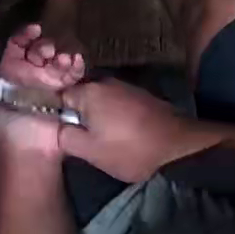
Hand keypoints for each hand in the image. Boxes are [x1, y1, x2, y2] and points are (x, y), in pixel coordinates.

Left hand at [0, 24, 85, 161]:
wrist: (26, 146)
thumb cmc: (3, 120)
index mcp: (12, 69)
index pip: (20, 44)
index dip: (26, 34)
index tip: (34, 30)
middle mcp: (32, 73)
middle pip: (41, 49)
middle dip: (45, 45)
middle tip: (47, 51)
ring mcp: (51, 81)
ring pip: (58, 59)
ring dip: (62, 55)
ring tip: (61, 60)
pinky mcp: (67, 92)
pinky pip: (74, 74)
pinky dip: (76, 65)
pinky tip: (75, 62)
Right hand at [60, 79, 218, 182]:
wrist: (178, 146)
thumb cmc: (130, 149)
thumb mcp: (91, 151)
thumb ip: (66, 137)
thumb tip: (56, 128)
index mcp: (90, 91)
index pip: (60, 96)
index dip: (58, 114)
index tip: (63, 131)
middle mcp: (106, 82)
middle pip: (81, 97)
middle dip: (79, 116)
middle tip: (83, 139)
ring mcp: (125, 86)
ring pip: (99, 100)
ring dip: (97, 117)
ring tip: (103, 139)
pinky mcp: (140, 95)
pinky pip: (116, 103)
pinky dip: (113, 116)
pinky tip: (120, 133)